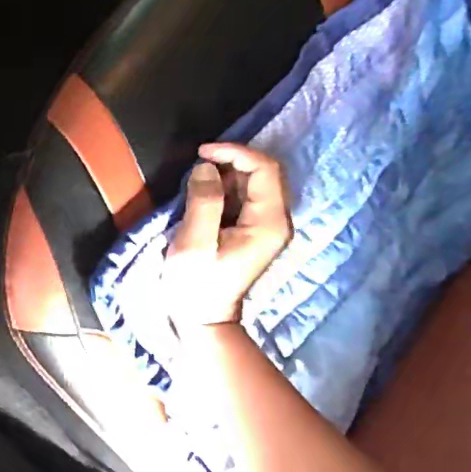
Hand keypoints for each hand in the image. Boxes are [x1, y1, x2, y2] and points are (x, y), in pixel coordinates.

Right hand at [164, 143, 290, 327]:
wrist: (203, 319)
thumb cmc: (195, 285)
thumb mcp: (193, 243)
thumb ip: (202, 201)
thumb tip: (206, 168)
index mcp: (268, 222)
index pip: (264, 169)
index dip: (234, 152)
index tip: (202, 152)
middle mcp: (277, 221)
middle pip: (264, 174)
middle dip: (230, 162)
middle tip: (197, 166)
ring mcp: (268, 228)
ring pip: (254, 185)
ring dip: (226, 176)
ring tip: (196, 182)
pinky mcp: (255, 233)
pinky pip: (246, 199)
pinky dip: (226, 190)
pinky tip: (204, 197)